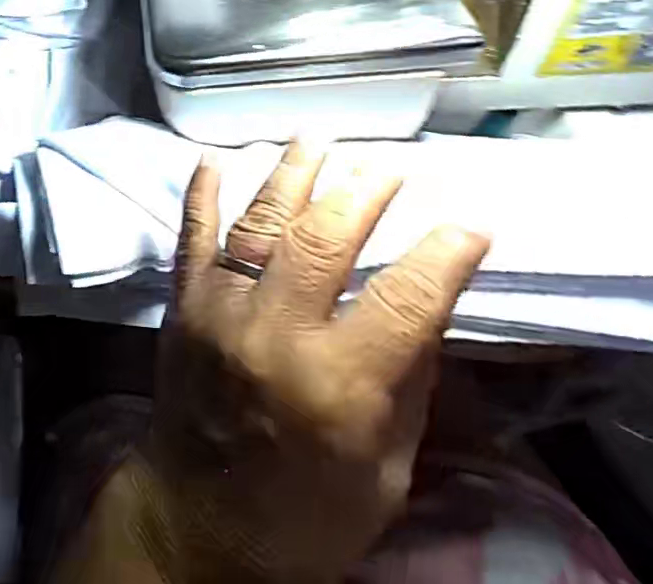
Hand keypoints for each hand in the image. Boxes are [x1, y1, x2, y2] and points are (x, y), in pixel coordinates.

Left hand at [126, 141, 490, 581]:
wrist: (198, 512)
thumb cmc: (307, 508)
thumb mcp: (386, 467)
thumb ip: (406, 381)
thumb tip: (423, 303)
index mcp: (338, 383)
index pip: (404, 300)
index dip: (444, 256)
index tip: (471, 222)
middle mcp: (272, 331)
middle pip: (321, 242)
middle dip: (360, 195)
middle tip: (389, 166)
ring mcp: (218, 308)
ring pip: (256, 225)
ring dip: (287, 177)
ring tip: (315, 139)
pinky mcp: (182, 303)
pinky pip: (190, 236)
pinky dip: (202, 194)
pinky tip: (212, 158)